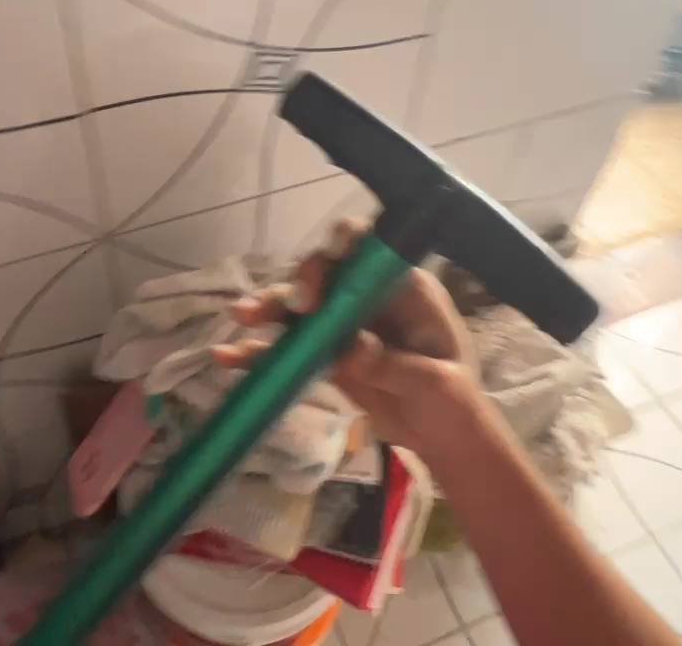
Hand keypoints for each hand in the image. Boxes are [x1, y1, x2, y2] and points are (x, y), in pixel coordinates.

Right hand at [212, 218, 484, 455]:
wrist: (441, 438)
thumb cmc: (454, 401)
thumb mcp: (437, 385)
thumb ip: (397, 365)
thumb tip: (353, 348)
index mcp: (401, 286)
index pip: (369, 246)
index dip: (344, 243)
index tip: (329, 262)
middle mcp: (365, 295)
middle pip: (325, 270)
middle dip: (303, 280)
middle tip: (298, 306)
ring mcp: (341, 322)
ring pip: (297, 303)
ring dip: (269, 306)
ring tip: (242, 317)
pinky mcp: (322, 352)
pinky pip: (287, 346)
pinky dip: (258, 352)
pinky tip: (228, 356)